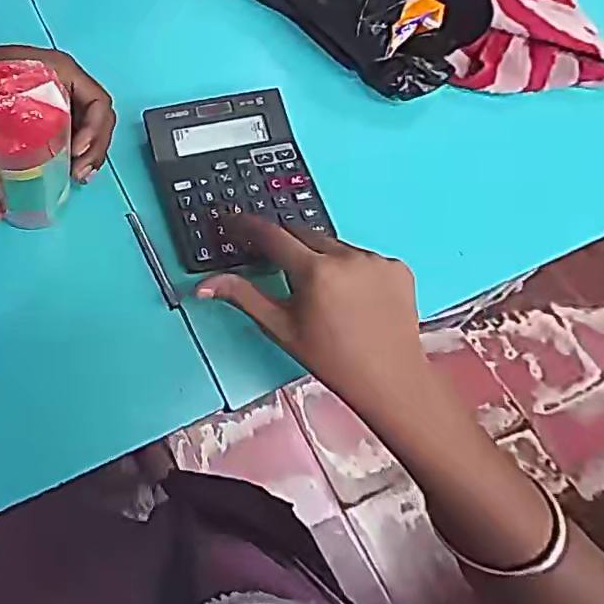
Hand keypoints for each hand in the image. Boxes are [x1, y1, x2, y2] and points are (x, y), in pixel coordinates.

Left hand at [0, 42, 114, 182]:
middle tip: (80, 174)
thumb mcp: (9, 89)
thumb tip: (36, 155)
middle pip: (102, 119)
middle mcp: (72, 85)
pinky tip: (71, 171)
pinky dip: (79, 153)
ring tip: (80, 176)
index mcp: (67, 72)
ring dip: (91, 154)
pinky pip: (77, 132)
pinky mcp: (54, 114)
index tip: (75, 150)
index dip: (94, 129)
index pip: (98, 103)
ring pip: (93, 128)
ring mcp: (65, 100)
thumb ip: (21, 115)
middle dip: (96, 149)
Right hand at [195, 215, 433, 417]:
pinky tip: (348, 294)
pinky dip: (349, 267)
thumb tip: (207, 285)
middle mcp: (348, 258)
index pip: (272, 235)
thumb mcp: (279, 326)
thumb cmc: (334, 359)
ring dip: (318, 256)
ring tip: (320, 292)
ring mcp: (376, 261)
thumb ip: (242, 295)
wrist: (389, 381)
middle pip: (302, 233)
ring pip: (333, 243)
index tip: (235, 222)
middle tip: (275, 265)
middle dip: (285, 245)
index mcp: (316, 272)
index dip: (248, 226)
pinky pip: (362, 255)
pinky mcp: (396, 267)